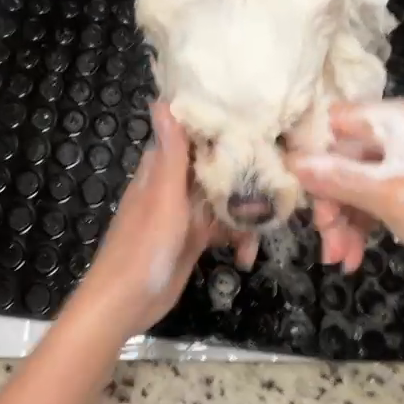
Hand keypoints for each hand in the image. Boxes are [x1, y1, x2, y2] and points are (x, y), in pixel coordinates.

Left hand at [75, 99, 256, 336]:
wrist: (125, 303)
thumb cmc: (143, 245)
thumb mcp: (163, 195)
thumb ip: (171, 151)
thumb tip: (162, 99)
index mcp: (162, 169)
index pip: (193, 136)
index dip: (220, 127)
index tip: (254, 120)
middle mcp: (174, 185)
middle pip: (213, 166)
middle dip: (242, 170)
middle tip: (278, 173)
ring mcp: (184, 213)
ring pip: (221, 198)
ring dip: (244, 207)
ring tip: (270, 218)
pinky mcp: (193, 239)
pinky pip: (220, 227)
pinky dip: (236, 236)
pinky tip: (249, 252)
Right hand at [288, 100, 403, 278]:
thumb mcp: (386, 196)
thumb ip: (336, 177)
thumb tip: (291, 161)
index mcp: (394, 119)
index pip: (335, 123)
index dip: (312, 152)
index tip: (296, 187)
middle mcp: (398, 133)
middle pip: (344, 159)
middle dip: (330, 201)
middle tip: (324, 237)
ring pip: (357, 183)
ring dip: (344, 220)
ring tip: (338, 258)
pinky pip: (375, 199)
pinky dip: (362, 224)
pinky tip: (353, 256)